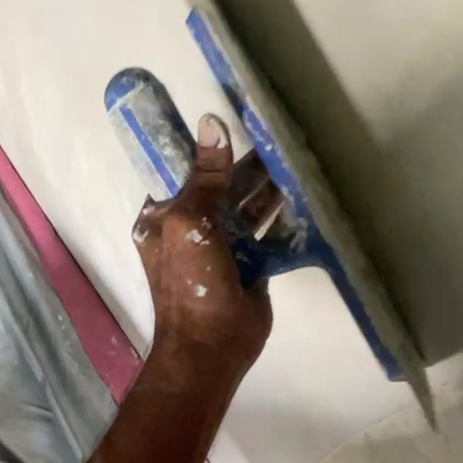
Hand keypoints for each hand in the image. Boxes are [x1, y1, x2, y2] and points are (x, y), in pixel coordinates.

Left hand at [132, 114, 272, 373]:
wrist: (212, 344)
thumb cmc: (190, 281)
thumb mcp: (190, 221)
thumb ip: (204, 176)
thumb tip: (211, 122)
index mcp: (162, 218)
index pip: (179, 173)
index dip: (203, 149)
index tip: (231, 117)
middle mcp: (189, 229)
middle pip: (218, 186)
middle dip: (242, 165)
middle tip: (275, 133)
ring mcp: (220, 247)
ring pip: (244, 206)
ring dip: (265, 185)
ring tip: (293, 155)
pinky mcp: (249, 263)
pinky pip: (264, 230)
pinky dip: (279, 213)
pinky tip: (300, 190)